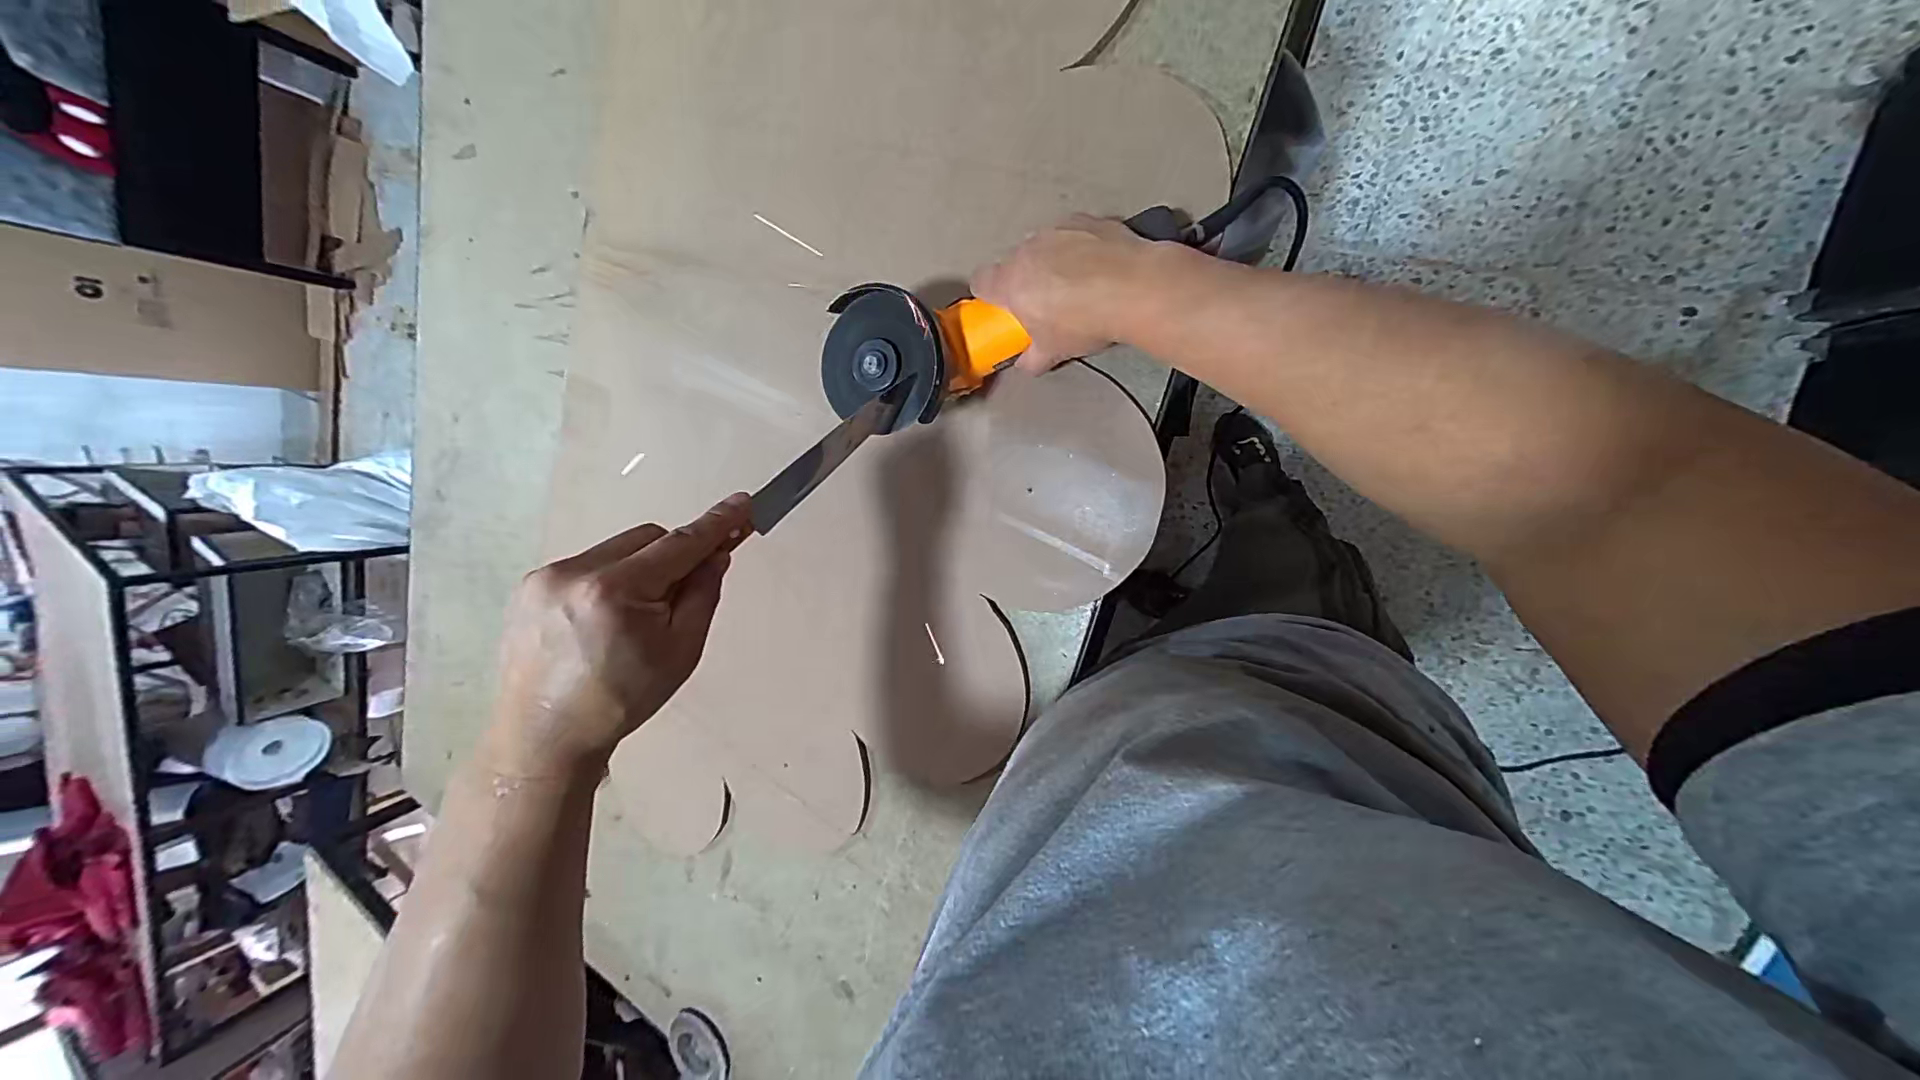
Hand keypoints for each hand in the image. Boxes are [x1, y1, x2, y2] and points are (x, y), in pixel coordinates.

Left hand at [487, 493, 751, 776]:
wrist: (545, 736)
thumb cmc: (621, 699)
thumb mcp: (681, 650)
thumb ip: (703, 593)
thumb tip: (716, 553)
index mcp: (614, 591)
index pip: (679, 544)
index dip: (716, 524)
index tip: (742, 504)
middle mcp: (574, 572)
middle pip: (647, 538)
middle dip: (673, 557)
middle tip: (681, 596)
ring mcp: (545, 577)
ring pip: (618, 549)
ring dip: (640, 567)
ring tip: (636, 617)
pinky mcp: (530, 586)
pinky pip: (589, 564)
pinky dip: (611, 578)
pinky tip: (606, 620)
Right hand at [970, 215, 1153, 372]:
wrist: (1134, 289)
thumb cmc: (1087, 317)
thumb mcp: (1054, 352)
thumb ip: (1032, 358)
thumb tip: (1028, 363)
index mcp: (1011, 281)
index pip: (981, 281)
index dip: (990, 295)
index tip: (1003, 307)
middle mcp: (1029, 249)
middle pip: (1015, 262)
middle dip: (1026, 281)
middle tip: (1046, 305)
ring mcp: (1059, 230)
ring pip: (1045, 245)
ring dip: (1053, 262)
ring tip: (1078, 287)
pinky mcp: (1088, 221)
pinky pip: (1075, 234)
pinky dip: (1082, 249)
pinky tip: (1099, 270)